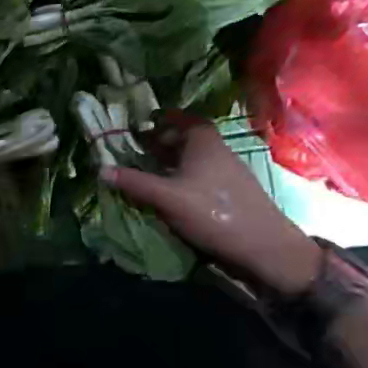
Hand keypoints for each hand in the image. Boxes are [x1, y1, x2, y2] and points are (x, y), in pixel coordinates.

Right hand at [103, 112, 321, 298]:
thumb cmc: (215, 213)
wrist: (266, 249)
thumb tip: (100, 170)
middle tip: (137, 147)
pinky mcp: (231, 194)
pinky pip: (201, 176)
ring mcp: (227, 173)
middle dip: (161, 141)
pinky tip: (170, 193)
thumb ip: (134, 183)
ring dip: (172, 161)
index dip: (162, 118)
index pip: (182, 118)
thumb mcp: (167, 198)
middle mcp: (217, 151)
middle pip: (186, 138)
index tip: (141, 121)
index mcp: (204, 142)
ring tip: (148, 170)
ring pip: (194, 158)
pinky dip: (183, 177)